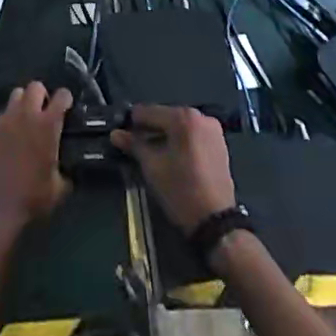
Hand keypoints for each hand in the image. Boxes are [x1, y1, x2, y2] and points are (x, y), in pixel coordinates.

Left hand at [0, 82, 72, 228]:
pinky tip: (15, 132)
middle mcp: (26, 115)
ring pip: (17, 93)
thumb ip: (67, 167)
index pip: (61, 96)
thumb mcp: (61, 185)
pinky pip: (5, 111)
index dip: (66, 99)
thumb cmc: (35, 196)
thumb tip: (70, 163)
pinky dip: (12, 115)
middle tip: (47, 112)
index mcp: (47, 126)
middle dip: (43, 95)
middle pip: (35, 86)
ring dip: (26, 101)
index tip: (68, 106)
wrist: (1, 204)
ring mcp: (7, 119)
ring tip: (30, 118)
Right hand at [110, 105, 235, 232]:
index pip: (147, 112)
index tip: (122, 136)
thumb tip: (115, 134)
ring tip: (152, 154)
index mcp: (184, 118)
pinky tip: (170, 157)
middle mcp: (201, 117)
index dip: (131, 124)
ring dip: (163, 136)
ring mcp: (213, 130)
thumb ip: (133, 144)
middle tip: (135, 147)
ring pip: (177, 126)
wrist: (216, 223)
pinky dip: (178, 141)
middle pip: (164, 117)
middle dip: (149, 130)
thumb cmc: (180, 190)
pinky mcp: (219, 144)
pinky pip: (191, 135)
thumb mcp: (151, 166)